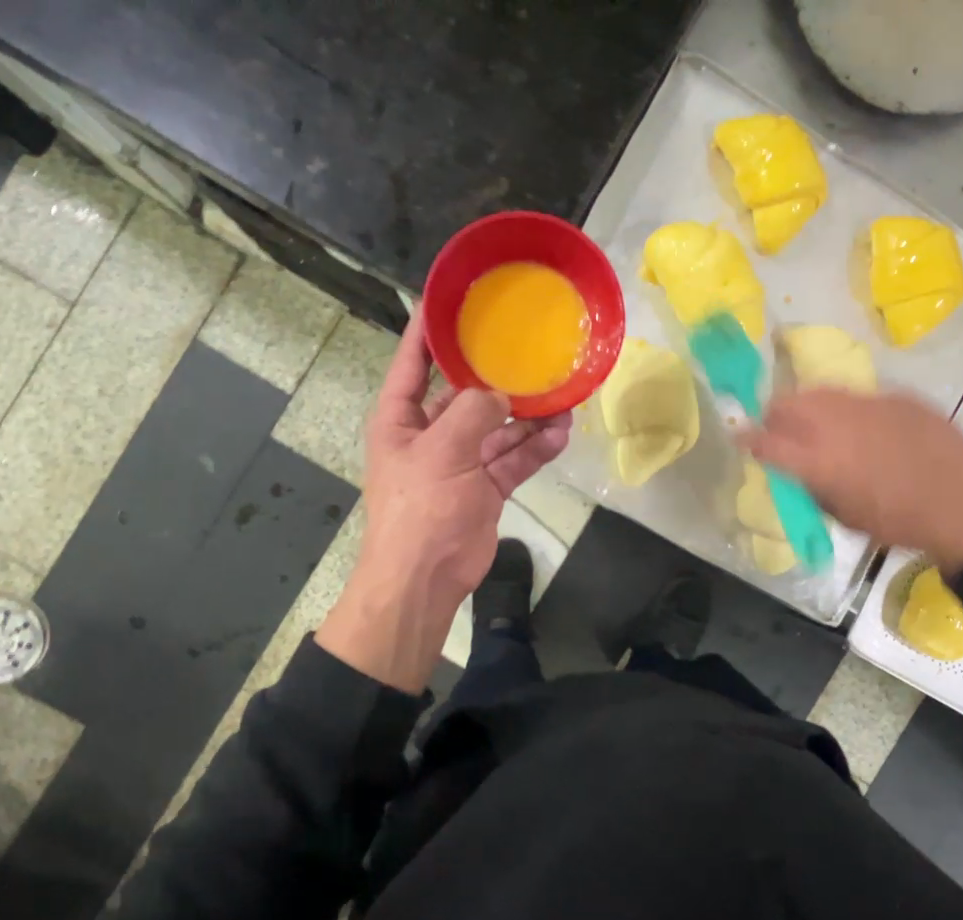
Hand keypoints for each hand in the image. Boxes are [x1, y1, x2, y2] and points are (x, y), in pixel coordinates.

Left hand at [316, 310, 570, 691]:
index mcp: (400, 418)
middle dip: (497, 376)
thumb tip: (499, 393)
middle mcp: (429, 434)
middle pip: (465, 394)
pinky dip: (535, 448)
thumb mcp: (442, 450)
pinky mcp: (485, 488)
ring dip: (526, 415)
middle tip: (531, 348)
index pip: (414, 361)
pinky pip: (513, 459)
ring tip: (562, 394)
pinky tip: (561, 433)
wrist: (425, 579)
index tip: (452, 297)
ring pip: (497, 428)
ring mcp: (460, 462)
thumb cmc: (419, 508)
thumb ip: (473, 412)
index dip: (430, 329)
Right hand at [746, 389, 962, 572]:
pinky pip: (858, 396)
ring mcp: (868, 404)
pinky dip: (847, 409)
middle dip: (774, 415)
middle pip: (787, 403)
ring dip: (807, 406)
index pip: (766, 440)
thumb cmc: (899, 522)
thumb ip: (814, 487)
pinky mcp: (897, 396)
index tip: (740, 438)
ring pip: (820, 391)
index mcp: (818, 460)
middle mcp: (836, 423)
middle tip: (776, 430)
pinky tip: (861, 428)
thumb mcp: (844, 515)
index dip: (747, 438)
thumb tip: (801, 472)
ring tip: (814, 424)